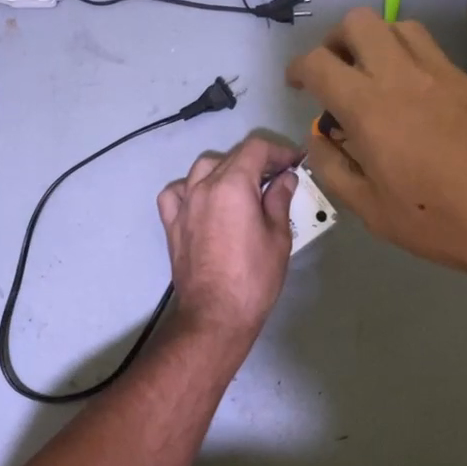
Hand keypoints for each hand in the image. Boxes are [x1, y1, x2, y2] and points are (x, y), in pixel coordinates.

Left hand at [156, 134, 300, 340]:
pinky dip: (190, 188)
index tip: (294, 162)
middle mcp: (203, 186)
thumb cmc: (254, 277)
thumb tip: (285, 177)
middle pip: (232, 157)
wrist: (215, 315)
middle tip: (279, 177)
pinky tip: (204, 199)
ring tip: (244, 187)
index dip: (278, 151)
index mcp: (232, 185)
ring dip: (226, 170)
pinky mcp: (172, 223)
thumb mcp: (278, 236)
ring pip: (203, 168)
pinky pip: (176, 192)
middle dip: (258, 161)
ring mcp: (184, 204)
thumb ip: (279, 200)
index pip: (256, 150)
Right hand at [286, 8, 466, 286]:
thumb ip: (333, 167)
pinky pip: (434, 52)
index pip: (318, 62)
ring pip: (400, 26)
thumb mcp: (370, 209)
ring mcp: (442, 73)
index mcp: (368, 107)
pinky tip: (419, 97)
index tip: (297, 83)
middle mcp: (402, 76)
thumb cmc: (438, 221)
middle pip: (358, 22)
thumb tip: (319, 138)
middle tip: (336, 69)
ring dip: (378, 41)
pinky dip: (413, 60)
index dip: (298, 67)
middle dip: (336, 39)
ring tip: (377, 74)